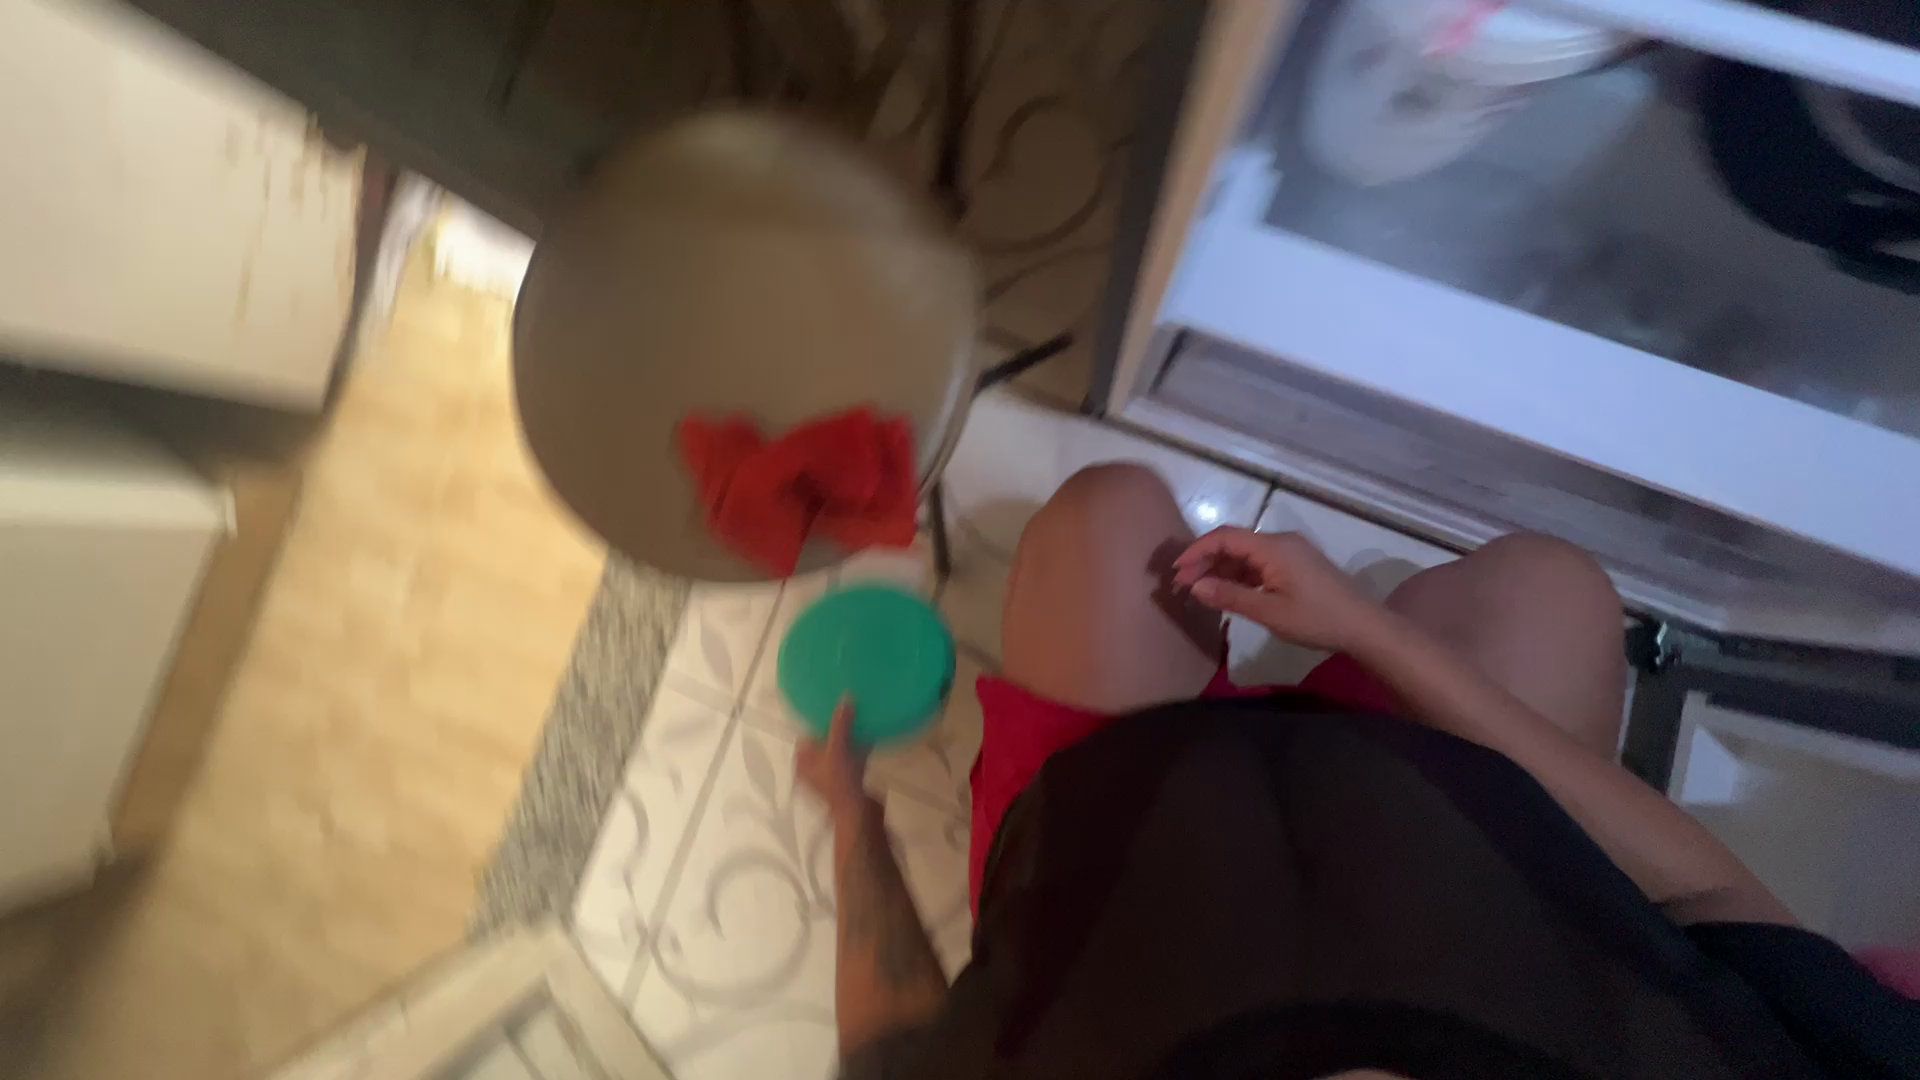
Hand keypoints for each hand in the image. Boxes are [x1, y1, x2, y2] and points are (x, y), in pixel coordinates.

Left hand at [795, 698, 872, 820]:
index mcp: (802, 765)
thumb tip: (845, 697)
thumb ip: (840, 724)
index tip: (831, 705)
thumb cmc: (840, 783)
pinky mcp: (849, 781)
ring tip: (861, 718)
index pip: (805, 736)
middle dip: (836, 727)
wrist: (860, 814)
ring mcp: (832, 777)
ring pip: (839, 750)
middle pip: (823, 742)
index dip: (817, 721)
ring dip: (849, 737)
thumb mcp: (837, 750)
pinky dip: (860, 748)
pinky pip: (853, 758)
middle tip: (848, 709)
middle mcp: (813, 771)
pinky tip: (871, 735)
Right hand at [1172, 527, 1380, 652]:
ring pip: (1244, 553)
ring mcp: (1289, 551)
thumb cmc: (1317, 620)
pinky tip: (1227, 592)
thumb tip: (1195, 587)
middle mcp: (1280, 541)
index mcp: (1274, 547)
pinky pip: (1257, 562)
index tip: (1177, 571)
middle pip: (1233, 542)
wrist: (1365, 627)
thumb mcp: (1270, 612)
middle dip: (1204, 561)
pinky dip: (1237, 574)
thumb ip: (1230, 596)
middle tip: (1183, 585)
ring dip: (1220, 569)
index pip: (1225, 537)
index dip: (1197, 551)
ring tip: (1200, 591)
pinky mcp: (1295, 564)